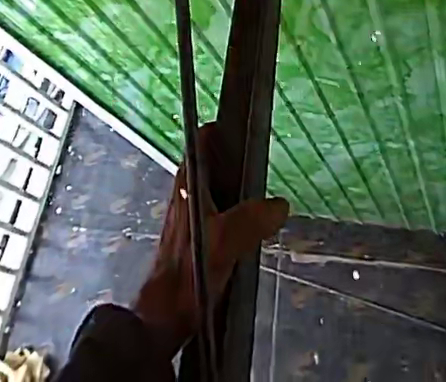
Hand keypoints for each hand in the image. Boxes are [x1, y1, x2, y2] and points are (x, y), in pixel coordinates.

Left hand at [132, 125, 289, 354]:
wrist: (164, 315)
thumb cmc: (189, 270)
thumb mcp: (227, 239)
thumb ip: (254, 218)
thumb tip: (281, 204)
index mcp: (189, 179)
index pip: (204, 137)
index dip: (224, 129)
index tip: (249, 132)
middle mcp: (186, 189)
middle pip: (215, 162)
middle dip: (238, 164)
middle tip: (265, 170)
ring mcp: (189, 212)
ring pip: (218, 189)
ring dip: (238, 192)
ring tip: (264, 200)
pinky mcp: (194, 234)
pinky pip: (219, 211)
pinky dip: (235, 213)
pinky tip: (252, 229)